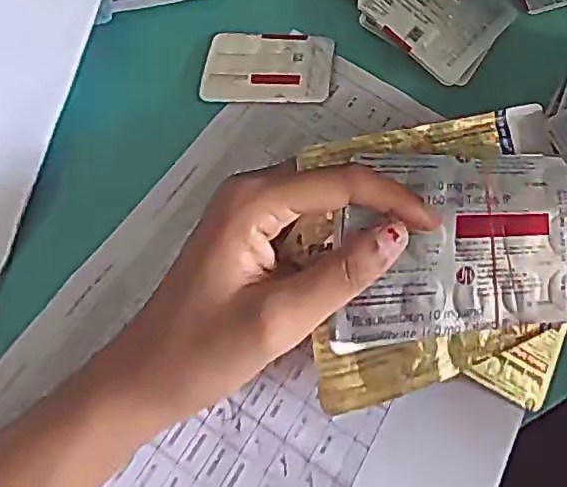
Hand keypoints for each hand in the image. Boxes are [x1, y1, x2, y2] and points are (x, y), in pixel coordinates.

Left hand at [102, 165, 438, 421]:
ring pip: (326, 196)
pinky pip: (311, 216)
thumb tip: (396, 234)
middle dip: (383, 198)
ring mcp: (252, 206)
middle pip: (335, 179)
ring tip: (405, 235)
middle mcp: (254, 189)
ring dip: (364, 214)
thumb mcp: (278, 320)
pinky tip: (361, 253)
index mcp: (255, 199)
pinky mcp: (254, 227)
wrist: (136, 386)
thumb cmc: (198, 354)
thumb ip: (342, 274)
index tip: (430, 222)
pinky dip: (341, 231)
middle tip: (425, 223)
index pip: (342, 181)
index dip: (393, 197)